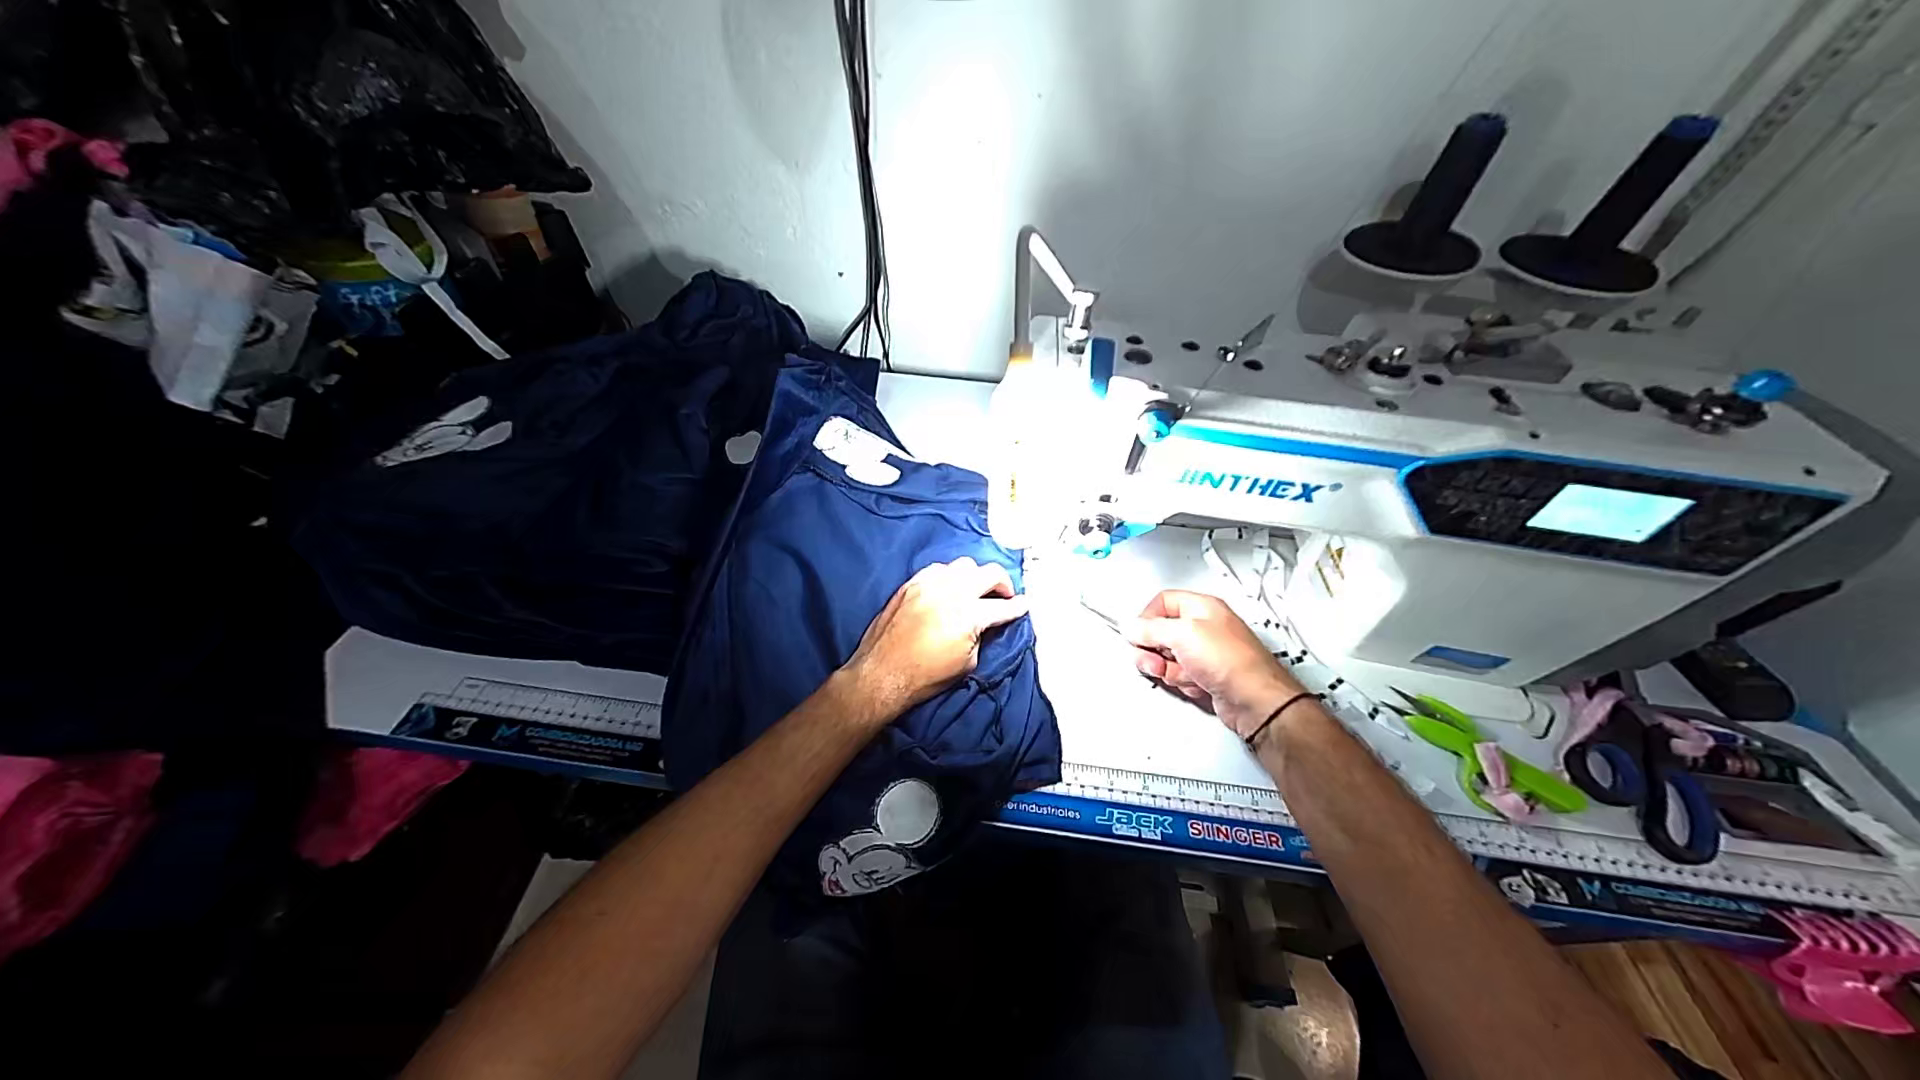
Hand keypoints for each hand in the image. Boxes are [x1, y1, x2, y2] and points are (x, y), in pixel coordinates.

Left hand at [840, 557, 1030, 720]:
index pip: (1002, 607)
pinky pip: (937, 569)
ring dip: (975, 576)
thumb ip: (981, 636)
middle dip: (1002, 583)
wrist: (882, 675)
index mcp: (967, 616)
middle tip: (1004, 595)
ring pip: (963, 565)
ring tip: (975, 591)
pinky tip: (949, 589)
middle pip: (988, 573)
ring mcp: (928, 584)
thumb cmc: (925, 677)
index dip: (1018, 607)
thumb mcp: (966, 663)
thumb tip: (986, 624)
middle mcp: (950, 593)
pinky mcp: (910, 585)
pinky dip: (949, 576)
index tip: (1024, 604)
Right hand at [1125, 590, 1305, 739]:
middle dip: (1153, 649)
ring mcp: (1204, 653)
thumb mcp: (1182, 634)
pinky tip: (1195, 683)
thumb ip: (1150, 628)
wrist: (1256, 702)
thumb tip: (1132, 626)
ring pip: (1166, 657)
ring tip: (1182, 673)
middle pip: (1160, 632)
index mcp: (1202, 607)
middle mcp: (1204, 628)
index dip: (1146, 618)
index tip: (1138, 634)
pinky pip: (1178, 675)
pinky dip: (1181, 682)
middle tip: (1156, 658)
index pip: (1162, 602)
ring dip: (1167, 669)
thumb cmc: (1234, 663)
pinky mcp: (1205, 675)